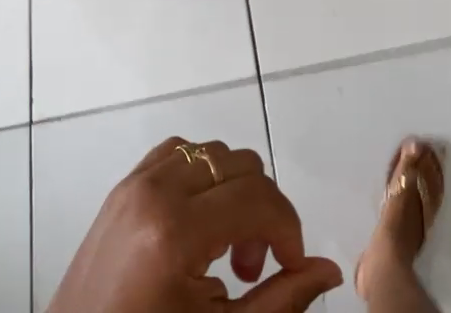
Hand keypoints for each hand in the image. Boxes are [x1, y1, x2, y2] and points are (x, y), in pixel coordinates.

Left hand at [46, 137, 343, 312]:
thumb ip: (281, 300)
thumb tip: (329, 269)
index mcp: (175, 230)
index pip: (259, 199)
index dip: (289, 231)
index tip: (291, 267)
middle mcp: (154, 191)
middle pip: (240, 165)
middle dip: (262, 212)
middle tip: (251, 268)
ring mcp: (133, 183)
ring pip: (211, 152)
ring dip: (233, 191)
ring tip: (226, 248)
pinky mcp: (121, 186)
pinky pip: (177, 153)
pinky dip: (200, 176)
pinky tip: (200, 222)